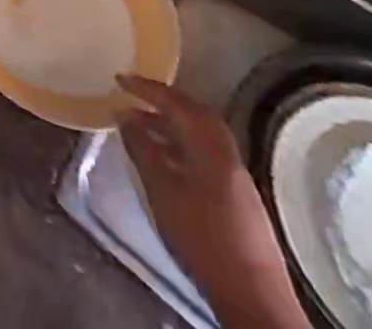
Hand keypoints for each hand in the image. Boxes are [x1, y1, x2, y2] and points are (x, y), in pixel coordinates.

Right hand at [118, 74, 308, 328]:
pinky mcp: (234, 194)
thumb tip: (125, 115)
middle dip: (163, 101)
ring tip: (138, 123)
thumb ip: (143, 148)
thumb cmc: (201, 236)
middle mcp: (227, 154)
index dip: (147, 89)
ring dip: (170, 123)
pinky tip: (160, 156)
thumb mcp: (162, 189)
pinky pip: (202, 151)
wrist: (251, 292)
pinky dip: (179, 143)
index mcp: (211, 147)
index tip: (120, 78)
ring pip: (199, 134)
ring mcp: (234, 175)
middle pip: (195, 114)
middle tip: (132, 94)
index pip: (177, 104)